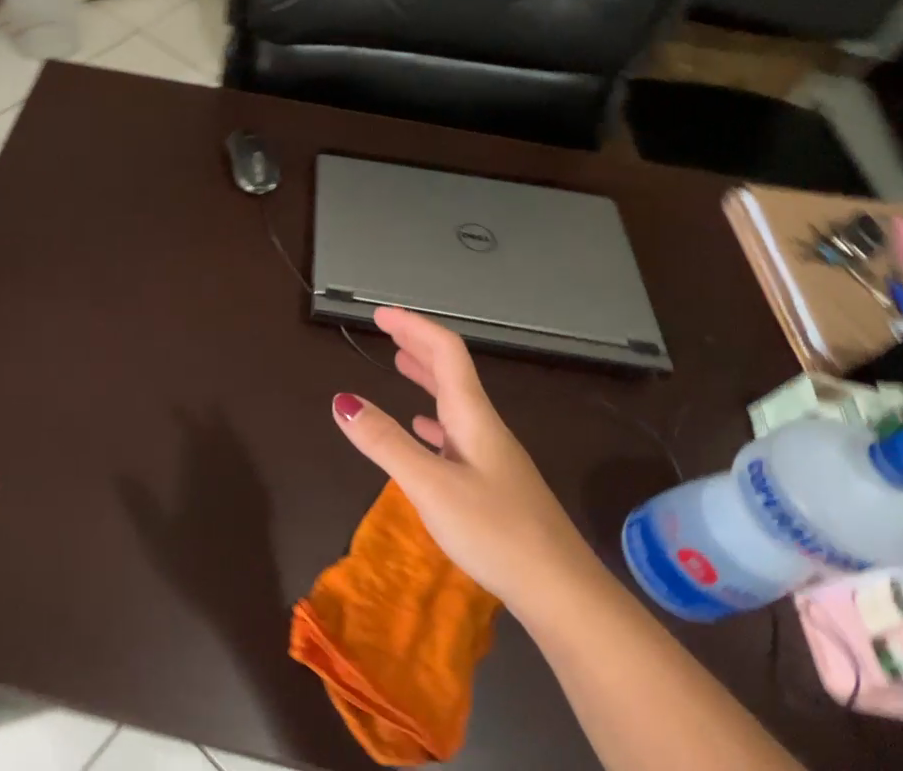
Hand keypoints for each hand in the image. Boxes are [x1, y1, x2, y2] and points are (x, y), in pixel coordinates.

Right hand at [330, 308, 599, 607]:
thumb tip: (341, 400)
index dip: (414, 327)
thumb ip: (385, 443)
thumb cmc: (495, 532)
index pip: (446, 353)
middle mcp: (485, 429)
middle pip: (453, 373)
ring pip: (455, 403)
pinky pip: (457, 435)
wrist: (561, 590)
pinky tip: (423, 432)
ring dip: (426, 379)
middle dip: (419, 346)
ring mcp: (493, 458)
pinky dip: (433, 421)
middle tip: (387, 331)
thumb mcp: (430, 486)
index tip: (380, 314)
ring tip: (399, 366)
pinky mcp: (494, 486)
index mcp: (473, 418)